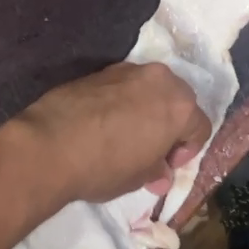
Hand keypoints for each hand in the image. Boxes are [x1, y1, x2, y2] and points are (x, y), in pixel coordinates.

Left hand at [6, 62, 210, 205]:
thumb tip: (160, 175)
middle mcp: (159, 80)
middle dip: (169, 125)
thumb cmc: (104, 166)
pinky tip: (104, 124)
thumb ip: (155, 170)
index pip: (200, 128)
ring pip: (150, 89)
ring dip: (146, 110)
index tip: (165, 167)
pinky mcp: (100, 71)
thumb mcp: (138, 178)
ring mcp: (128, 70)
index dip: (186, 152)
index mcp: (180, 106)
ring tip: (126, 136)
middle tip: (150, 150)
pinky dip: (122, 102)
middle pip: (178, 101)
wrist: (49, 145)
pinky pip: (123, 86)